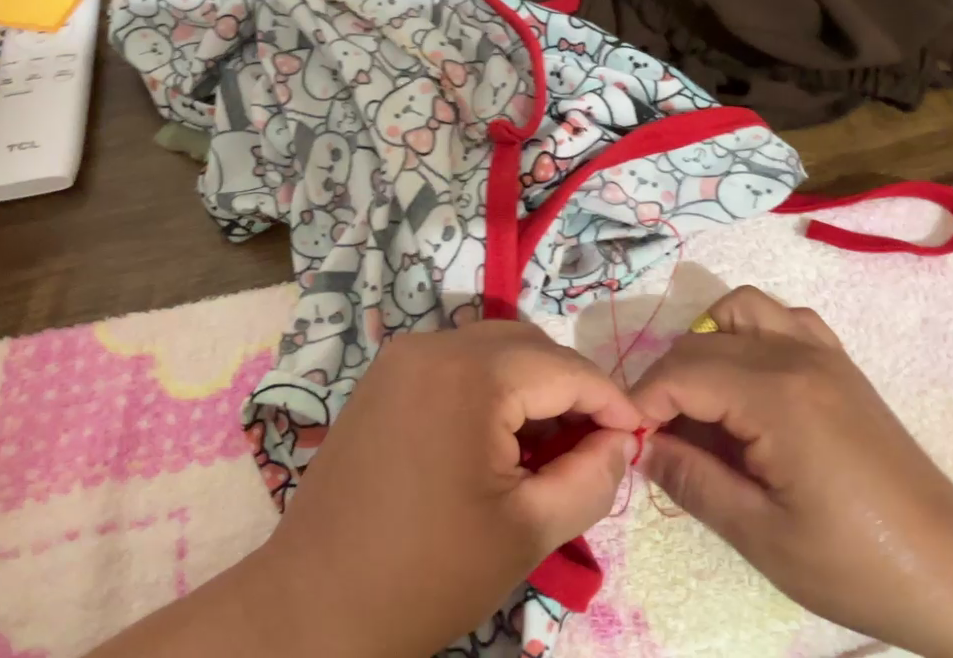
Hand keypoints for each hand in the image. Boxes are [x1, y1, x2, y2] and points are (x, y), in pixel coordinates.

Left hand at [259, 319, 641, 657]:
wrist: (316, 605)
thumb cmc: (428, 573)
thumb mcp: (529, 531)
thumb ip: (592, 477)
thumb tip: (618, 440)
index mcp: (470, 375)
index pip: (564, 368)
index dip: (610, 400)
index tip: (637, 436)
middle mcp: (432, 346)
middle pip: (528, 347)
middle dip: (570, 389)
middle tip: (594, 445)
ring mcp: (400, 359)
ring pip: (492, 351)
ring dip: (531, 387)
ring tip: (550, 447)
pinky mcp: (382, 380)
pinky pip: (456, 365)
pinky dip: (490, 389)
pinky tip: (499, 440)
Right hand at [630, 286, 952, 652]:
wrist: (951, 572)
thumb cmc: (853, 563)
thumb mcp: (759, 534)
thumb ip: (691, 480)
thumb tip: (642, 445)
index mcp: (776, 396)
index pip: (682, 372)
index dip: (643, 402)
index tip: (627, 441)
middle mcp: (798, 356)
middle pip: (703, 342)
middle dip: (667, 382)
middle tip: (658, 440)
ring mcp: (824, 354)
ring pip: (742, 310)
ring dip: (707, 344)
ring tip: (700, 403)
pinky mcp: (842, 366)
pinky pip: (786, 320)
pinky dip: (753, 334)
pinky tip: (751, 384)